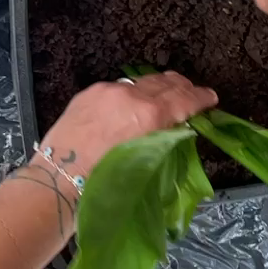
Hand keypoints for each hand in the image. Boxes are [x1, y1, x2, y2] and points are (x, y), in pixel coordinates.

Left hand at [40, 71, 217, 177]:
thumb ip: (165, 142)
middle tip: (191, 93)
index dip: (201, 97)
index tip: (210, 97)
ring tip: (166, 93)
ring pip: (140, 83)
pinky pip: (118, 89)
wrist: (57, 180)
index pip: (184, 99)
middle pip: (164, 83)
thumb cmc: (104, 186)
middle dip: (181, 88)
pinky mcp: (89, 93)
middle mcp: (130, 97)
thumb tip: (175, 130)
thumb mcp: (147, 166)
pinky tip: (132, 104)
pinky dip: (130, 94)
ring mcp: (107, 92)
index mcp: (149, 115)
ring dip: (156, 88)